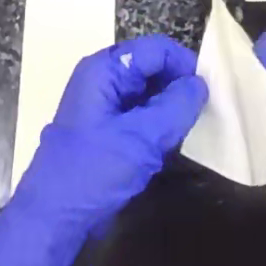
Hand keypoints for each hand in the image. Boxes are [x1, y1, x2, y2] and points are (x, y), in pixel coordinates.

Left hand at [0, 37, 209, 265]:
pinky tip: (169, 145)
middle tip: (204, 115)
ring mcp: (101, 105)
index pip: (155, 49)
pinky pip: (139, 114)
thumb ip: (175, 107)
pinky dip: (157, 125)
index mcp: (103, 70)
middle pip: (151, 68)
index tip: (210, 93)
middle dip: (178, 87)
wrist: (55, 216)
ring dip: (169, 109)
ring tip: (189, 132)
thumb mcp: (141, 138)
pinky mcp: (105, 129)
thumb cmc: (94, 171)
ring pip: (147, 93)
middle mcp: (101, 80)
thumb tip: (200, 84)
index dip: (185, 65)